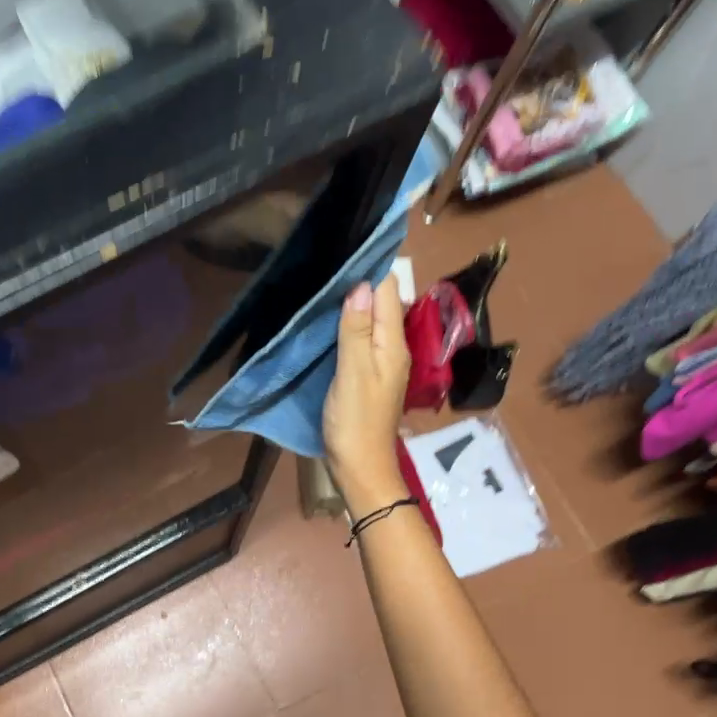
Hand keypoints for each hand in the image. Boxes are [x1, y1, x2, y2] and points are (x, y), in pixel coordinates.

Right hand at [322, 278, 408, 510]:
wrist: (360, 468)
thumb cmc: (355, 421)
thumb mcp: (353, 372)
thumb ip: (356, 330)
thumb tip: (361, 285)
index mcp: (393, 344)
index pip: (387, 290)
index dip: (369, 268)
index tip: (343, 249)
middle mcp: (393, 348)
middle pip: (380, 304)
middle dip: (358, 283)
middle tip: (325, 266)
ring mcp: (381, 363)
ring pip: (369, 321)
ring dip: (351, 305)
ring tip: (322, 288)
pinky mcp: (367, 376)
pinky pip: (360, 340)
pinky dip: (347, 327)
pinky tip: (328, 324)